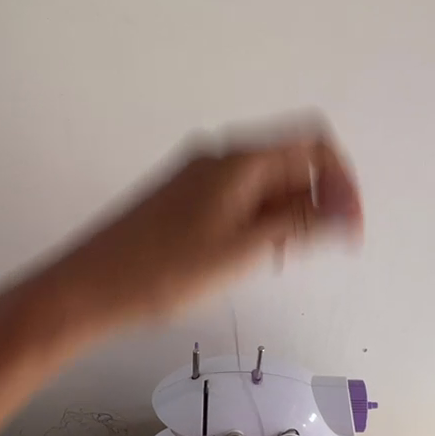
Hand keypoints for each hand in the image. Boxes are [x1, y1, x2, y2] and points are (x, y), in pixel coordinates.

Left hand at [14, 113, 362, 336]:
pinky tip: (242, 260)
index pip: (312, 145)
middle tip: (300, 256)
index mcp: (237, 161)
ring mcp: (196, 179)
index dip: (341, 183)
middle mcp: (218, 159)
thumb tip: (347, 207)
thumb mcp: (242, 251)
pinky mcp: (181, 201)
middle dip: (311, 205)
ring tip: (267, 263)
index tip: (348, 231)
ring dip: (283, 219)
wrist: (85, 290)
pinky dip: (254, 225)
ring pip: (263, 186)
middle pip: (288, 164)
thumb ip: (299, 224)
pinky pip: (236, 201)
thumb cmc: (161, 273)